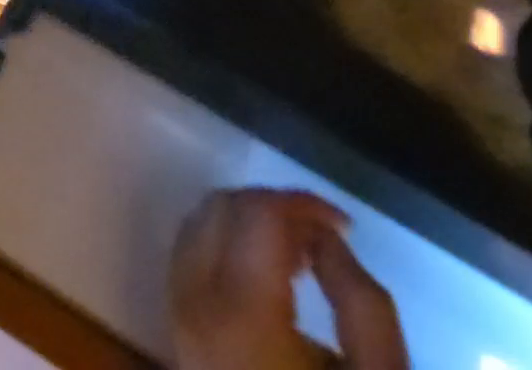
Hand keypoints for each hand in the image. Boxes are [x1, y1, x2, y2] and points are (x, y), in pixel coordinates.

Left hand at [170, 188, 407, 369]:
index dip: (303, 203)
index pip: (257, 214)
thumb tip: (322, 239)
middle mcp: (193, 304)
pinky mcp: (174, 329)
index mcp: (242, 315)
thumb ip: (358, 295)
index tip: (346, 226)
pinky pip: (187, 255)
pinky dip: (223, 240)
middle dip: (273, 206)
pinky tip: (268, 271)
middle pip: (219, 207)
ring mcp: (175, 316)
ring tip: (301, 255)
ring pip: (196, 223)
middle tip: (324, 237)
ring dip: (245, 219)